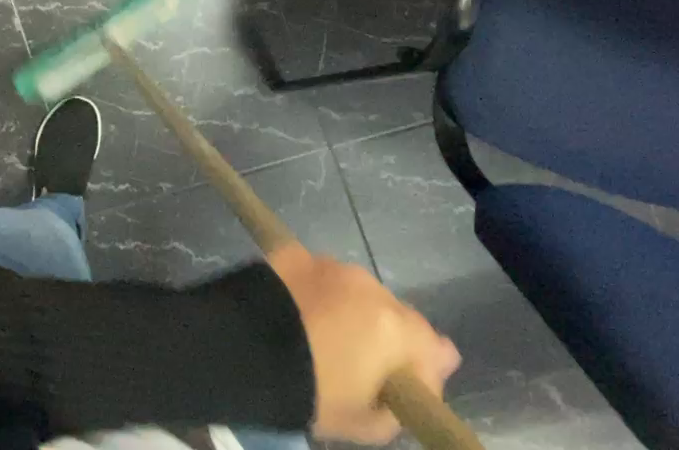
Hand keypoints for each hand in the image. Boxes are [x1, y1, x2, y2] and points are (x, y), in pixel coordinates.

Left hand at [267, 246, 460, 444]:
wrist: (244, 350)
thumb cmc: (313, 393)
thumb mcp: (369, 423)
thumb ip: (402, 407)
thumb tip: (416, 387)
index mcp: (396, 328)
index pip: (434, 346)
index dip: (423, 368)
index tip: (403, 384)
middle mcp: (369, 287)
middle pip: (393, 314)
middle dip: (384, 335)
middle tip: (356, 360)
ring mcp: (329, 264)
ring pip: (355, 291)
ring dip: (348, 309)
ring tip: (320, 334)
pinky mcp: (293, 253)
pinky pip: (317, 275)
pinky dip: (314, 290)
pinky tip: (296, 311)